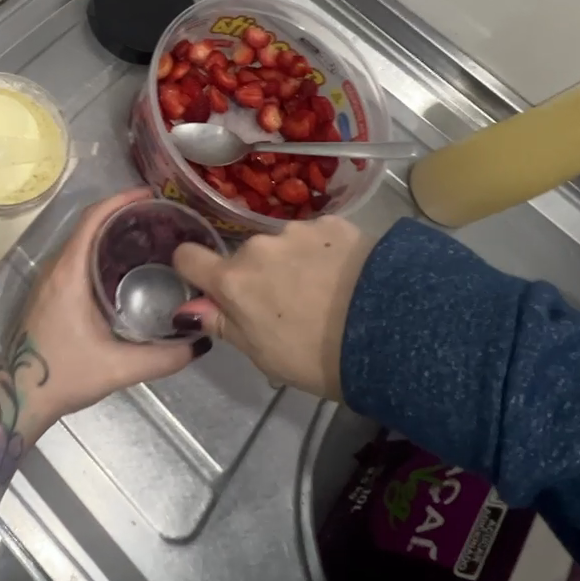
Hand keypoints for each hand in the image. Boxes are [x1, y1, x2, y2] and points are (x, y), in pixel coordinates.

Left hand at [14, 188, 207, 427]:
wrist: (20, 395)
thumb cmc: (64, 374)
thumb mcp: (119, 368)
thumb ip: (163, 357)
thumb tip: (200, 341)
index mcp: (69, 273)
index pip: (92, 220)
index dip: (119, 200)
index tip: (149, 194)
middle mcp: (56, 268)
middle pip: (87, 225)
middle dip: (121, 212)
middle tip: (159, 217)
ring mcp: (49, 279)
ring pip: (81, 241)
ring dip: (109, 231)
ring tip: (148, 235)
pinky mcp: (49, 291)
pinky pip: (76, 256)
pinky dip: (100, 249)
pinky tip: (125, 266)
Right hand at [170, 214, 376, 399]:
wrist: (392, 333)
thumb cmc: (320, 358)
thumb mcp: (263, 355)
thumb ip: (223, 325)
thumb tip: (188, 310)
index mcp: (233, 280)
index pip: (187, 256)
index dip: (194, 269)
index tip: (211, 286)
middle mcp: (258, 246)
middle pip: (243, 256)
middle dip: (257, 275)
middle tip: (288, 307)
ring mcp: (297, 230)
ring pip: (282, 245)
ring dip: (293, 263)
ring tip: (326, 293)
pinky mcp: (334, 223)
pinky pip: (317, 236)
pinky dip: (325, 253)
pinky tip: (349, 277)